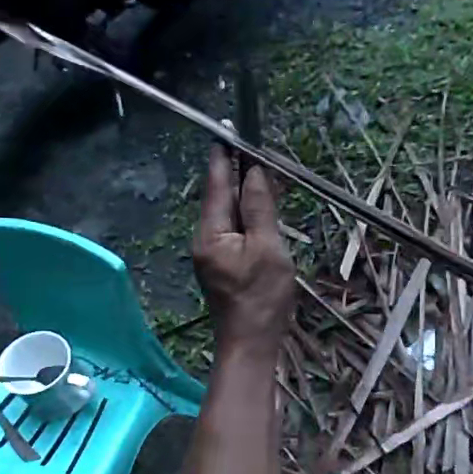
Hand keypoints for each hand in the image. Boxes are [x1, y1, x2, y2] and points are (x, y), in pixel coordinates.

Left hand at [193, 145, 293, 358]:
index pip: (216, 185)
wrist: (252, 343)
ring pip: (228, 216)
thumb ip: (260, 208)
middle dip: (238, 175)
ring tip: (264, 176)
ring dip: (245, 197)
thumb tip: (255, 172)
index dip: (224, 157)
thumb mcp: (268, 247)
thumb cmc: (262, 296)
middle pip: (221, 199)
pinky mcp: (222, 266)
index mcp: (210, 233)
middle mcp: (204, 240)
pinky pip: (233, 232)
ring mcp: (211, 255)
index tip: (228, 131)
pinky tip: (262, 212)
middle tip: (257, 151)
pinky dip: (247, 218)